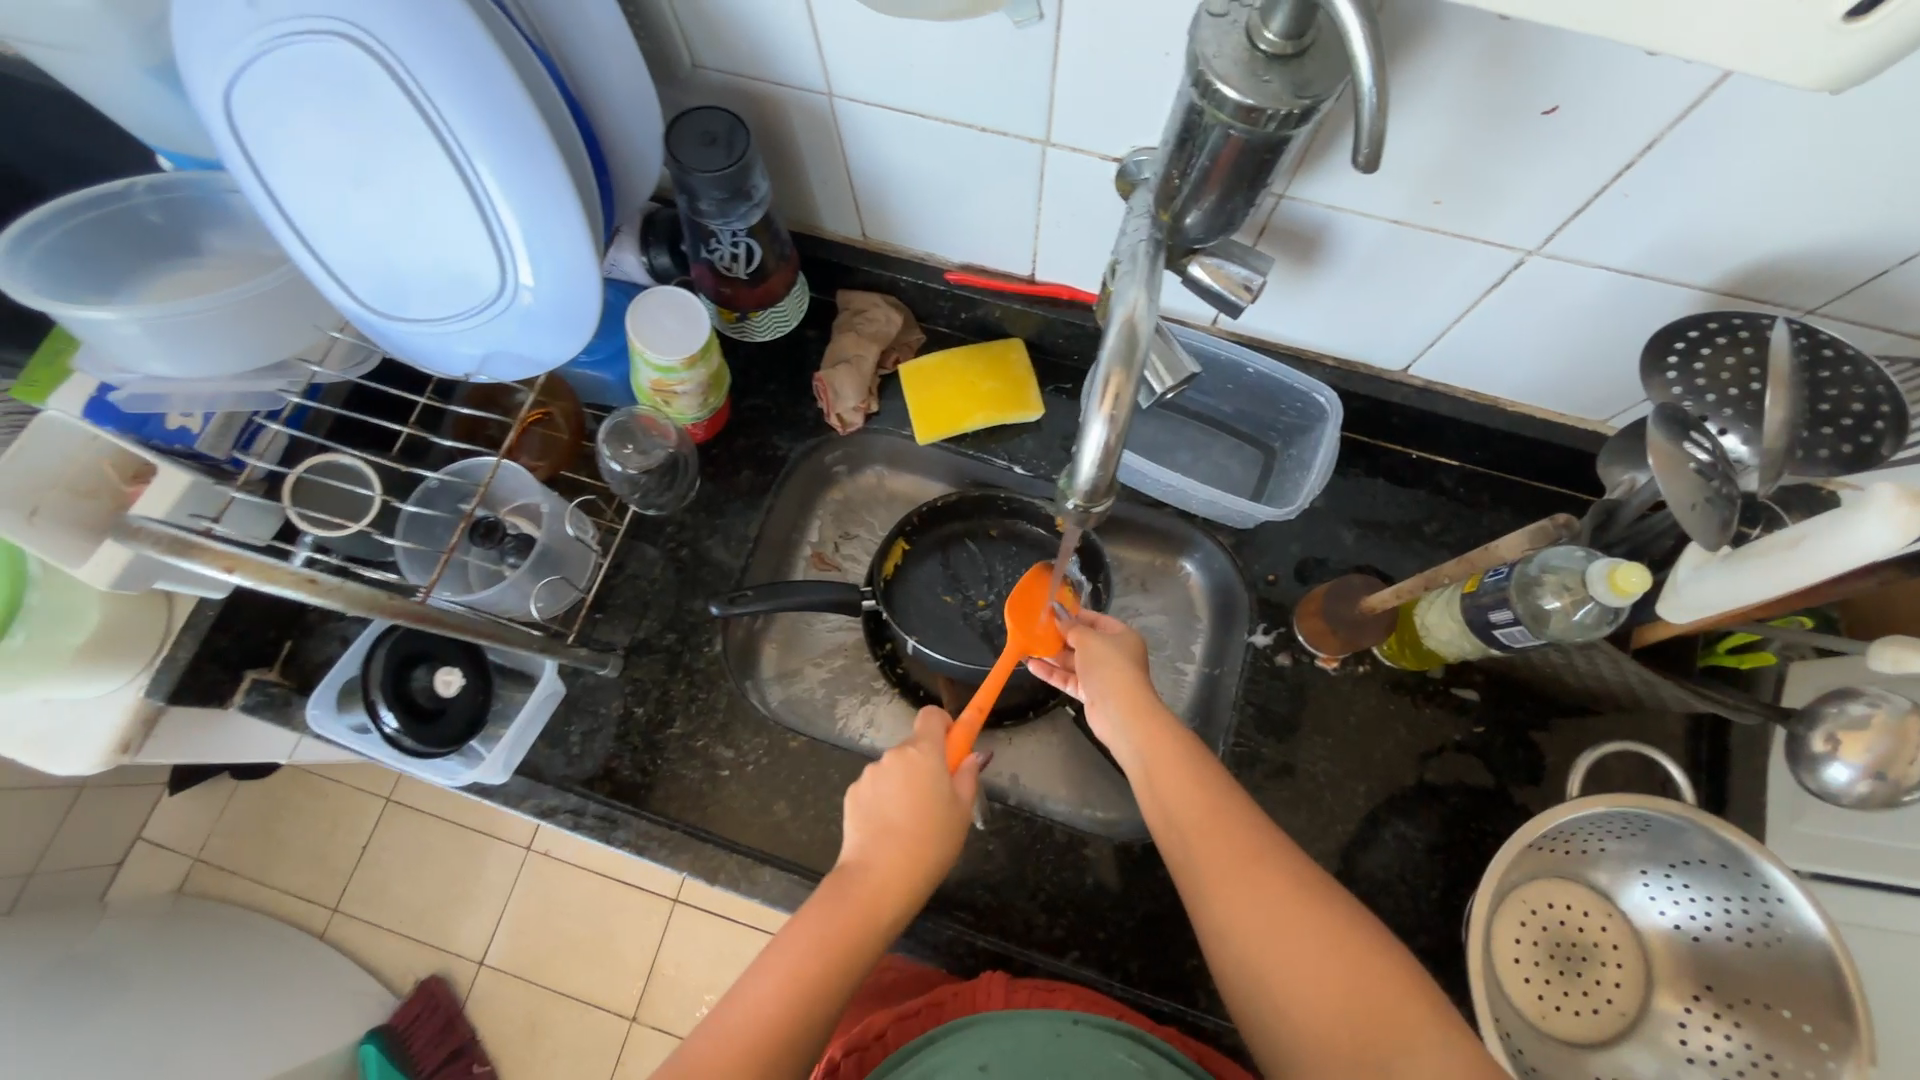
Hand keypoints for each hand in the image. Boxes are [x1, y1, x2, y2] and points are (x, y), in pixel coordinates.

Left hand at [835, 707, 984, 902]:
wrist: (879, 878)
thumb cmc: (931, 843)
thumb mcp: (961, 811)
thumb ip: (967, 776)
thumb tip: (972, 756)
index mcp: (923, 752)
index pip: (931, 715)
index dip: (943, 725)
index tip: (952, 748)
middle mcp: (893, 755)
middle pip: (913, 748)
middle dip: (925, 765)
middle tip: (936, 799)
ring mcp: (869, 774)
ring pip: (893, 770)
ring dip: (903, 784)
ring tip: (910, 823)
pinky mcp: (852, 794)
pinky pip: (875, 788)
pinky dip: (883, 800)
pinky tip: (888, 830)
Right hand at [1026, 608, 1173, 766]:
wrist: (1119, 711)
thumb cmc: (1108, 665)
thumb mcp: (1088, 639)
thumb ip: (1071, 627)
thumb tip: (1058, 614)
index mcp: (1122, 636)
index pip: (1097, 620)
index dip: (1076, 615)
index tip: (1053, 611)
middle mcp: (1114, 655)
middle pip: (1084, 642)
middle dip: (1061, 636)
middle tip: (1036, 628)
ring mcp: (1102, 676)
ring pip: (1074, 662)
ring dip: (1053, 655)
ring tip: (1029, 645)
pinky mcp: (1090, 694)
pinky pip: (1069, 679)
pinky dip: (1052, 673)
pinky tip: (1032, 665)